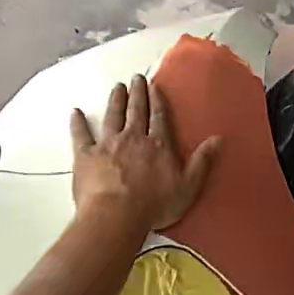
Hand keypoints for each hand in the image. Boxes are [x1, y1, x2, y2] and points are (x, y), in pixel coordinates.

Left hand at [69, 75, 223, 231]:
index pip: (159, 117)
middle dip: (137, 93)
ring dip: (115, 101)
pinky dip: (78, 123)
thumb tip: (219, 138)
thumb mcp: (188, 185)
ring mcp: (107, 145)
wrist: (116, 216)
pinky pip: (80, 135)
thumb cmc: (154, 204)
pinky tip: (75, 113)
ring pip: (112, 117)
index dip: (157, 101)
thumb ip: (202, 161)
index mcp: (158, 144)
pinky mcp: (85, 156)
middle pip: (135, 111)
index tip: (154, 86)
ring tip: (117, 88)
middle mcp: (133, 138)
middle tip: (136, 78)